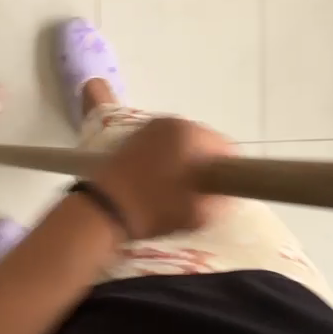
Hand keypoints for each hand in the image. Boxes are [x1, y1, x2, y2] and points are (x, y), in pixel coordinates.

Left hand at [91, 118, 234, 239]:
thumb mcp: (200, 212)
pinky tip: (160, 182)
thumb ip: (223, 199)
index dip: (229, 172)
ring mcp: (149, 127)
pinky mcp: (133, 138)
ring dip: (186, 162)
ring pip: (181, 144)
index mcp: (191, 133)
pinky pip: (162, 146)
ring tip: (179, 189)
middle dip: (206, 165)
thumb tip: (229, 193)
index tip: (222, 193)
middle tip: (201, 193)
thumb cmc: (155, 208)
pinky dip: (166, 160)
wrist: (103, 209)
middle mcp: (172, 121)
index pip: (225, 148)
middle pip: (203, 143)